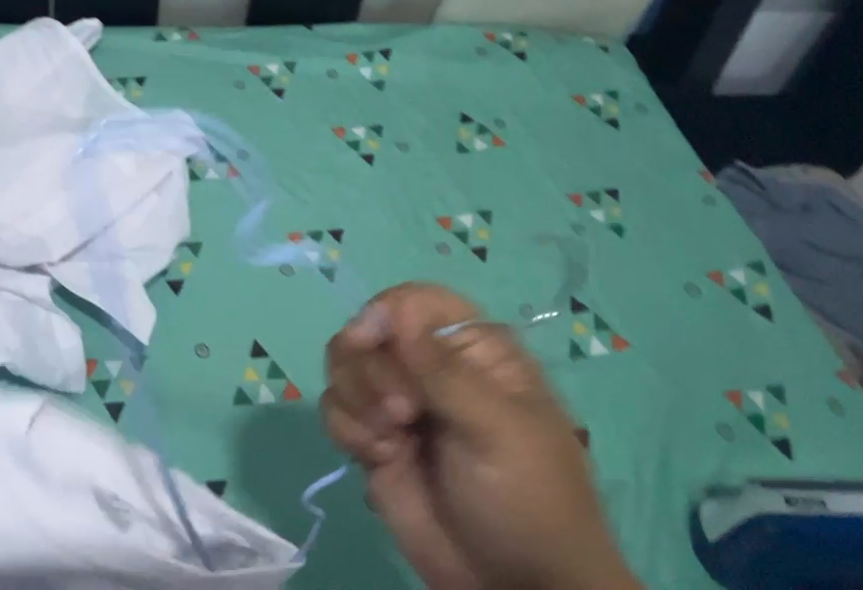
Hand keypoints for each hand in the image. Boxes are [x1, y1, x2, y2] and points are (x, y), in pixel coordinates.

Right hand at [323, 284, 638, 589]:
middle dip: (372, 371)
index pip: (414, 301)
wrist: (518, 588)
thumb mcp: (498, 432)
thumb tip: (395, 311)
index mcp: (472, 350)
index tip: (370, 341)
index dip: (385, 313)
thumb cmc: (528, 501)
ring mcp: (398, 404)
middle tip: (401, 416)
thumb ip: (444, 371)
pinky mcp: (373, 440)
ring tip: (388, 443)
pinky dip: (346, 430)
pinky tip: (377, 459)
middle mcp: (428, 367)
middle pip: (367, 331)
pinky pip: (334, 409)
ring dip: (356, 401)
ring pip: (343, 367)